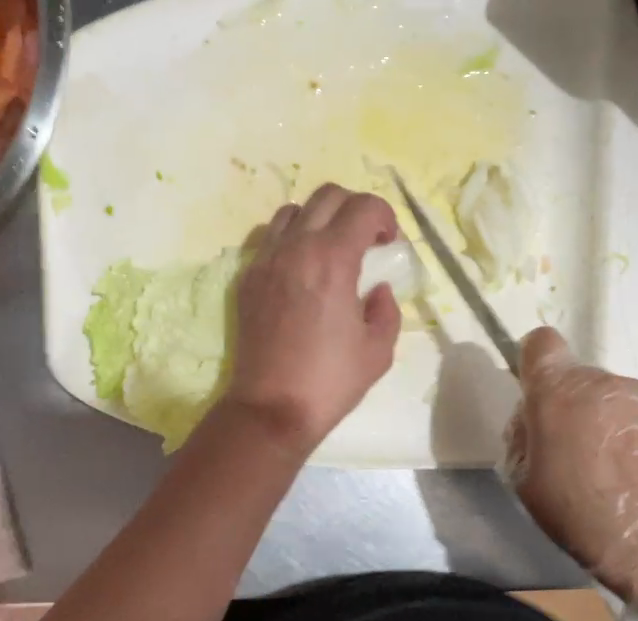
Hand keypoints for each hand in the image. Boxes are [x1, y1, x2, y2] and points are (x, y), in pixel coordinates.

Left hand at [222, 184, 403, 450]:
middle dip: (354, 209)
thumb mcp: (378, 352)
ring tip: (330, 252)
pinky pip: (269, 240)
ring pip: (293, 212)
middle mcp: (296, 248)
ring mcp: (266, 261)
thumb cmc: (329, 383)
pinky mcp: (247, 280)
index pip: (363, 207)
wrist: (271, 409)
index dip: (385, 217)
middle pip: (327, 196)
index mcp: (333, 259)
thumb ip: (387, 311)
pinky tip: (301, 272)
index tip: (389, 244)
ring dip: (318, 220)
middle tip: (365, 241)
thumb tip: (379, 290)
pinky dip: (290, 241)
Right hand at [505, 327, 637, 620]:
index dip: (537, 363)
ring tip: (625, 478)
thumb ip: (524, 441)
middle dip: (581, 411)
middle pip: (586, 383)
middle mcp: (608, 382)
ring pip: (625, 404)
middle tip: (584, 460)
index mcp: (559, 393)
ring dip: (619, 429)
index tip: (540, 391)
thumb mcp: (527, 486)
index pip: (541, 345)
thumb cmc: (583, 517)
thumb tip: (531, 420)